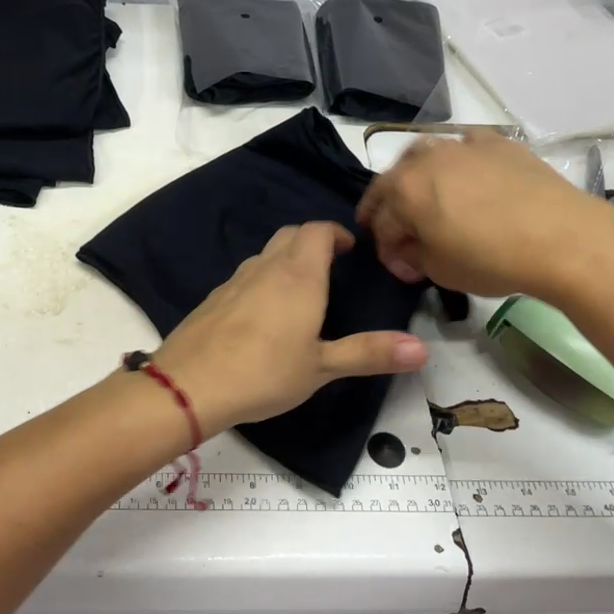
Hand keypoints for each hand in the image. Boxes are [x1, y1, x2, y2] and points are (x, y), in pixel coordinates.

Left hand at [152, 221, 427, 434]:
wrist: (189, 384)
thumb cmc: (264, 373)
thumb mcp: (323, 367)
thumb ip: (370, 353)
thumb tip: (423, 348)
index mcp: (298, 275)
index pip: (318, 230)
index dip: (336, 232)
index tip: (351, 249)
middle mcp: (265, 267)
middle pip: (290, 235)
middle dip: (312, 241)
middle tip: (331, 266)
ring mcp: (234, 280)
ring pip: (264, 254)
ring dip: (285, 260)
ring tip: (301, 291)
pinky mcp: (212, 299)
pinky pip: (244, 277)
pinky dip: (261, 281)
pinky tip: (263, 315)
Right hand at [355, 129, 613, 307]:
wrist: (562, 237)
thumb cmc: (491, 260)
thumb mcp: (440, 271)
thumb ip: (413, 256)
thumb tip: (409, 249)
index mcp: (403, 191)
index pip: (381, 224)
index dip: (388, 251)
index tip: (404, 271)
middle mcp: (425, 159)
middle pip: (392, 182)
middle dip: (388, 208)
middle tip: (397, 231)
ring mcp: (461, 145)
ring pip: (424, 156)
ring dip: (417, 178)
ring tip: (427, 198)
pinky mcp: (496, 143)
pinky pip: (465, 147)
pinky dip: (458, 162)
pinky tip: (468, 177)